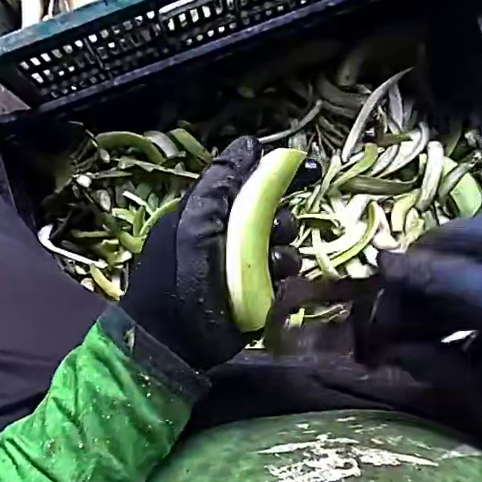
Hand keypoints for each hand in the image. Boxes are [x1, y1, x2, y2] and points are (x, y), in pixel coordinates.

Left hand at [120, 137, 301, 370]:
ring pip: (286, 247)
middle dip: (281, 221)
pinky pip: (286, 279)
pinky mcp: (260, 296)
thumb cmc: (178, 272)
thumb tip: (250, 144)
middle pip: (275, 215)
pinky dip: (284, 279)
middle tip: (274, 232)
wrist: (173, 337)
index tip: (308, 169)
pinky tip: (273, 284)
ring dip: (284, 252)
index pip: (252, 185)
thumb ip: (220, 182)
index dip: (278, 176)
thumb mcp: (194, 220)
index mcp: (213, 213)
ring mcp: (247, 268)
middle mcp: (233, 236)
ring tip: (271, 264)